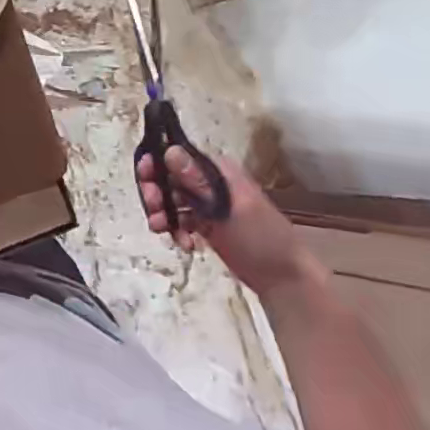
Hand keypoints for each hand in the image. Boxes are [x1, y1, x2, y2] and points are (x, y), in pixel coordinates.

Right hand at [137, 145, 310, 292]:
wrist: (284, 279)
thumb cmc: (262, 238)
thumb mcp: (228, 209)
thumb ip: (198, 182)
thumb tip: (169, 150)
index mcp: (218, 169)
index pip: (178, 156)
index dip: (157, 165)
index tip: (145, 180)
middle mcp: (209, 181)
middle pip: (169, 177)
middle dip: (157, 194)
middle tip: (154, 212)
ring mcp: (206, 204)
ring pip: (171, 199)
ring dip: (163, 213)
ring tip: (162, 230)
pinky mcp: (205, 224)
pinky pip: (179, 220)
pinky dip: (175, 230)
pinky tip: (184, 244)